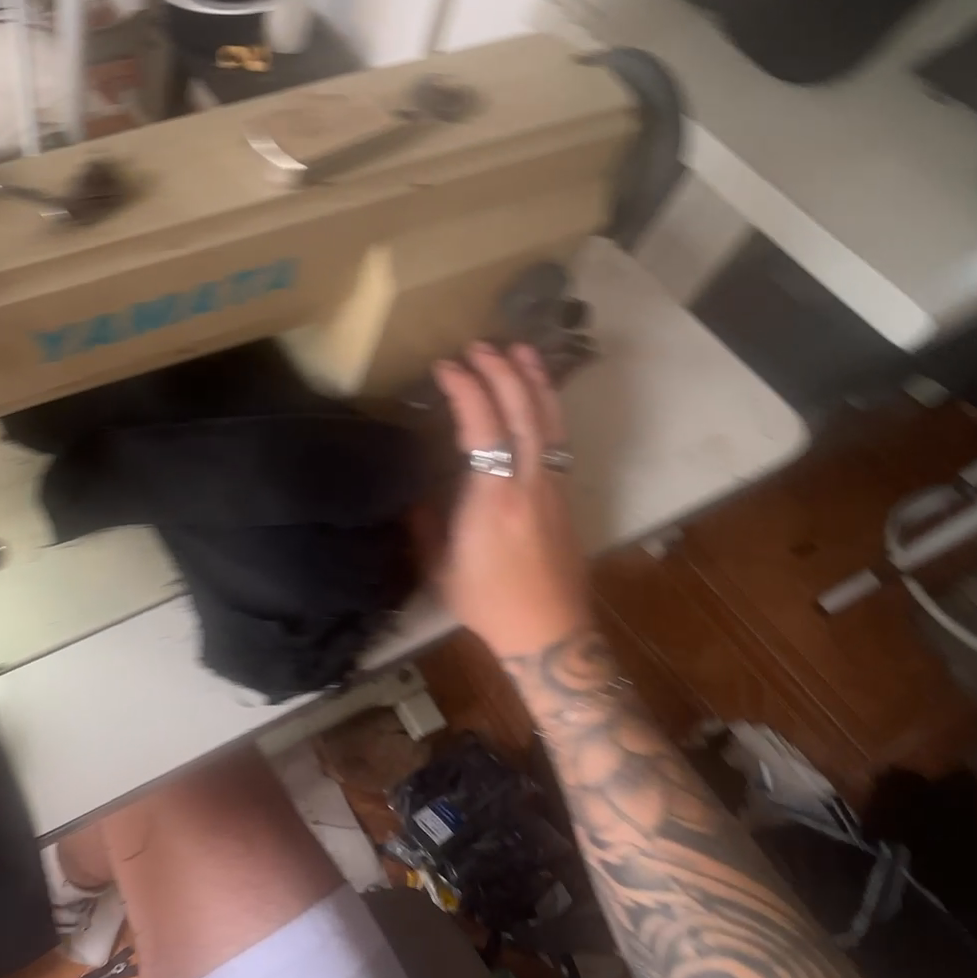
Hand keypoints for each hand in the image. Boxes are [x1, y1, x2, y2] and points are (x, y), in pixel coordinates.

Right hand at [432, 343, 591, 654]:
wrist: (548, 631)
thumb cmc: (487, 603)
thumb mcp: (440, 567)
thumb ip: (426, 523)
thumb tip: (413, 491)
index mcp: (493, 500)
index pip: (484, 427)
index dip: (467, 390)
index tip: (446, 367)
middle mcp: (529, 483)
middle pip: (523, 412)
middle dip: (502, 371)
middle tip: (478, 347)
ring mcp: (553, 486)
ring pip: (549, 420)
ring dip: (534, 380)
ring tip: (519, 350)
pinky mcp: (563, 494)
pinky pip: (555, 438)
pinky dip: (546, 407)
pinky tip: (536, 396)